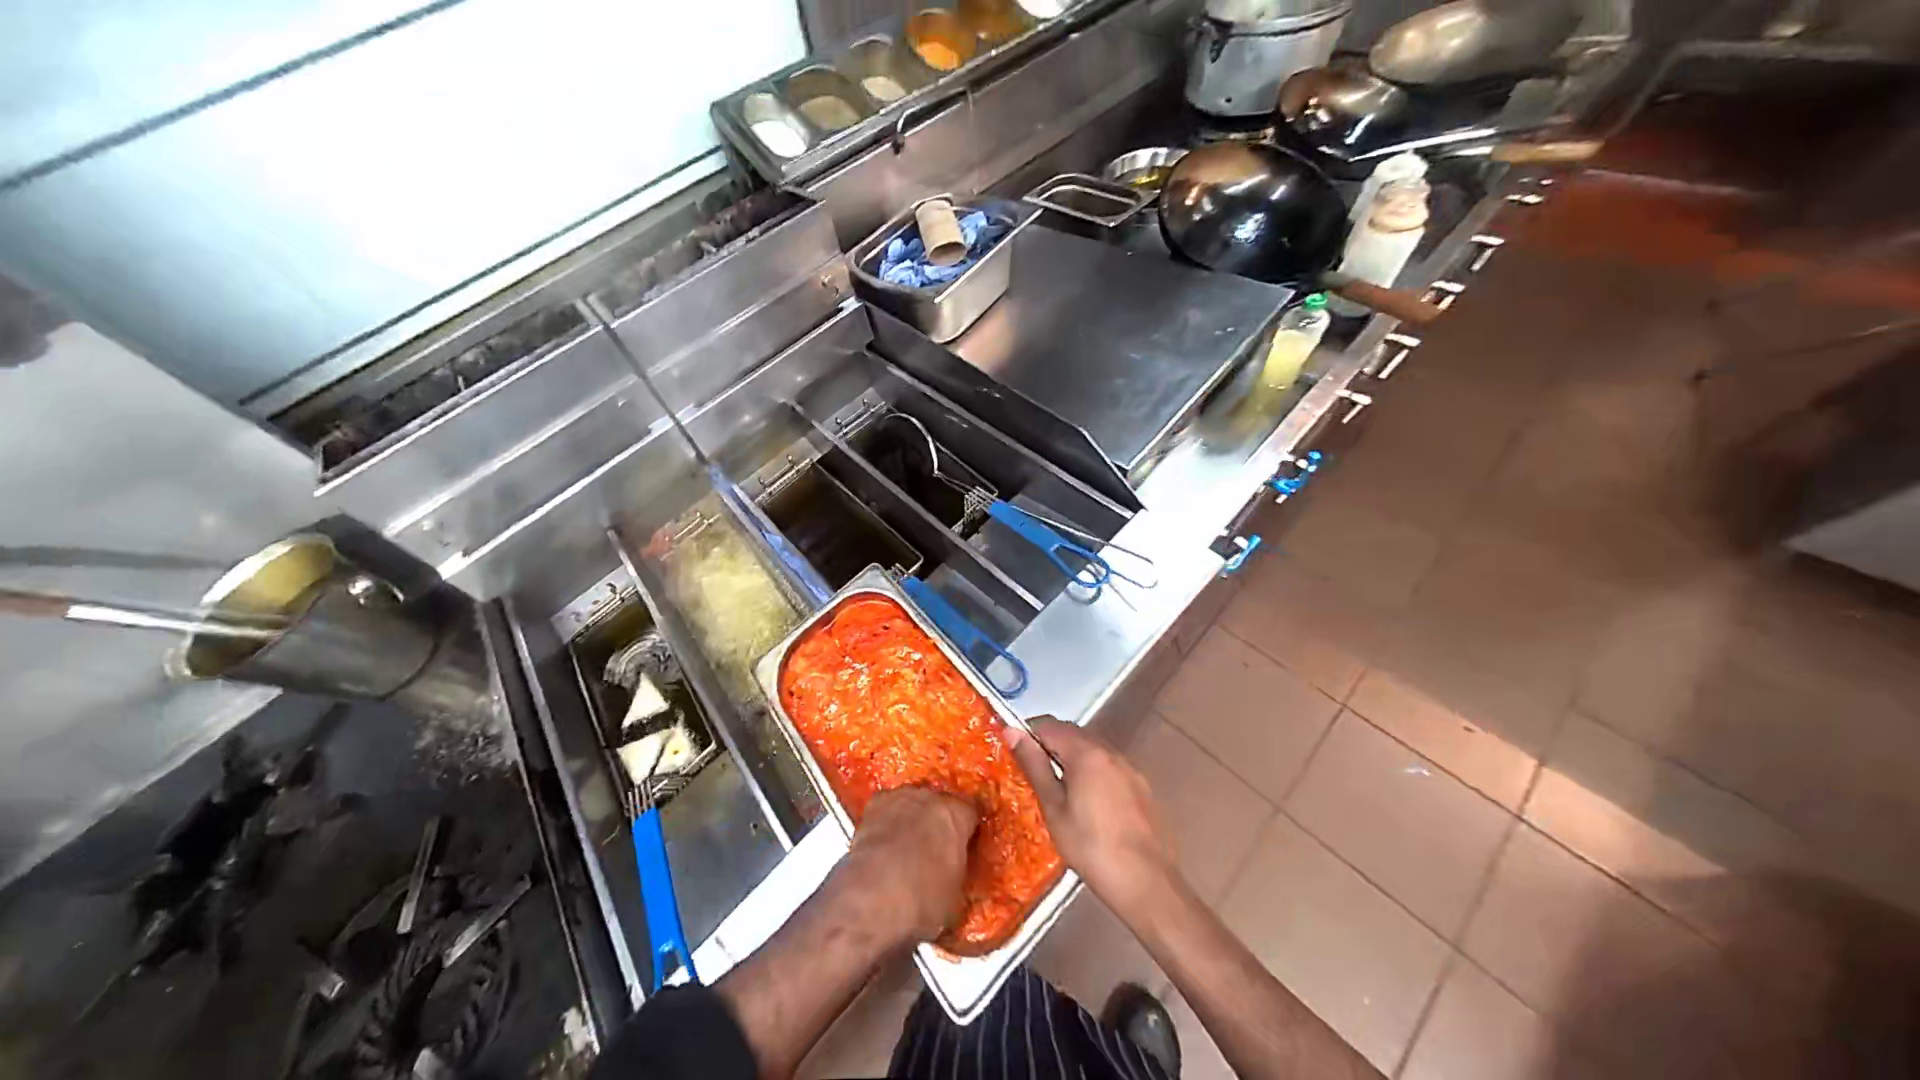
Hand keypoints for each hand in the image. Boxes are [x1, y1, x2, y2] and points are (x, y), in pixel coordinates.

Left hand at [843, 788, 978, 944]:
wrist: (874, 897)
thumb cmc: (924, 900)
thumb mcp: (956, 893)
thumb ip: (958, 870)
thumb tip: (953, 873)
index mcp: (957, 816)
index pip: (971, 811)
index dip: (968, 828)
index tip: (965, 844)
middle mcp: (930, 798)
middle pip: (939, 802)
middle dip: (938, 821)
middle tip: (934, 847)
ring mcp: (900, 798)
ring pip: (911, 802)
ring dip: (911, 817)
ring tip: (905, 844)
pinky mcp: (873, 806)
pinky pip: (886, 808)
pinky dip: (886, 821)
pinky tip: (883, 842)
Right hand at [1003, 717, 1177, 917]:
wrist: (1146, 882)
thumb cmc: (1091, 848)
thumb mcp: (1054, 808)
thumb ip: (1034, 766)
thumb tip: (1012, 732)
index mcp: (1087, 753)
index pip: (1049, 725)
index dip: (1028, 734)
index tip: (1015, 753)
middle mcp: (1111, 752)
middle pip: (1073, 734)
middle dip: (1050, 745)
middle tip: (1034, 773)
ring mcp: (1131, 769)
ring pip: (1093, 750)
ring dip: (1073, 759)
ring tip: (1060, 791)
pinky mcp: (1143, 787)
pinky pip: (1110, 768)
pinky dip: (1094, 773)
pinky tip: (1090, 805)